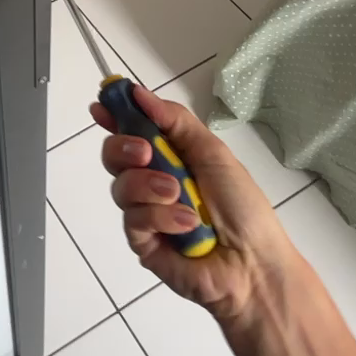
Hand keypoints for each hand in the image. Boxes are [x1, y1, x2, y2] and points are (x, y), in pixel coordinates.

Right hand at [94, 85, 304, 326]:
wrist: (254, 264)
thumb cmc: (241, 205)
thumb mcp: (212, 152)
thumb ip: (174, 120)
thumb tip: (137, 91)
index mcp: (170, 155)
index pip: (132, 129)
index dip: (113, 116)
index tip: (101, 106)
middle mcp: (151, 180)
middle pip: (114, 155)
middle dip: (123, 147)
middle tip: (145, 152)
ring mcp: (145, 212)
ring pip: (120, 186)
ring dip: (148, 185)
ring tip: (178, 195)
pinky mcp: (142, 242)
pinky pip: (133, 219)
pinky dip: (159, 216)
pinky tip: (186, 223)